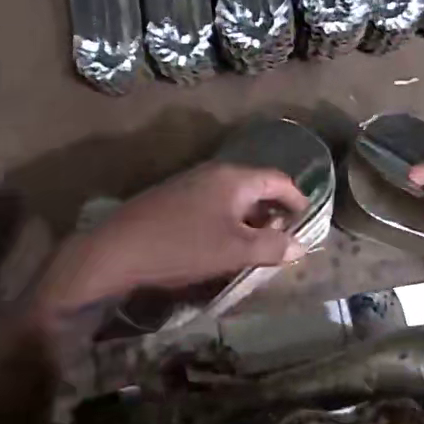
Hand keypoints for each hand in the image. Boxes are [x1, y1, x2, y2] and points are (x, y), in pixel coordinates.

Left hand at [28, 162, 308, 318]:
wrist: (117, 250)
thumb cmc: (183, 247)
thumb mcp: (234, 251)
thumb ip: (271, 246)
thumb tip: (299, 246)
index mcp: (235, 178)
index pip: (279, 180)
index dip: (297, 200)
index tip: (307, 221)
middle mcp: (215, 172)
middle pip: (257, 186)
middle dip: (274, 211)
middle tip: (283, 238)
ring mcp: (192, 182)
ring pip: (235, 196)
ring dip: (251, 217)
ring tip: (256, 245)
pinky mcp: (174, 197)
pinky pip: (215, 202)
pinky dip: (230, 219)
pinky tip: (223, 243)